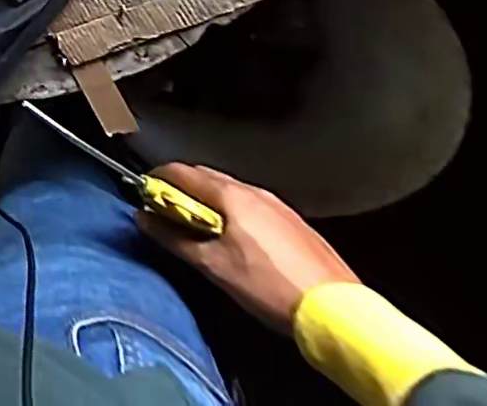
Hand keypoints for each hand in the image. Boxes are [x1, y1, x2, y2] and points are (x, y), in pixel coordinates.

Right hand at [137, 163, 359, 332]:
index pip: (180, 172)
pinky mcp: (296, 224)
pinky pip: (254, 206)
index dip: (157, 179)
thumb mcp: (213, 267)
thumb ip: (173, 239)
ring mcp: (279, 206)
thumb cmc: (272, 288)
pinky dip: (235, 213)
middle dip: (182, 189)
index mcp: (230, 195)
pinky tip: (238, 241)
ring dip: (209, 201)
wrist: (342, 316)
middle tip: (170, 213)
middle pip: (205, 176)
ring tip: (203, 229)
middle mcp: (254, 191)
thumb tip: (144, 219)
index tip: (145, 195)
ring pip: (230, 191)